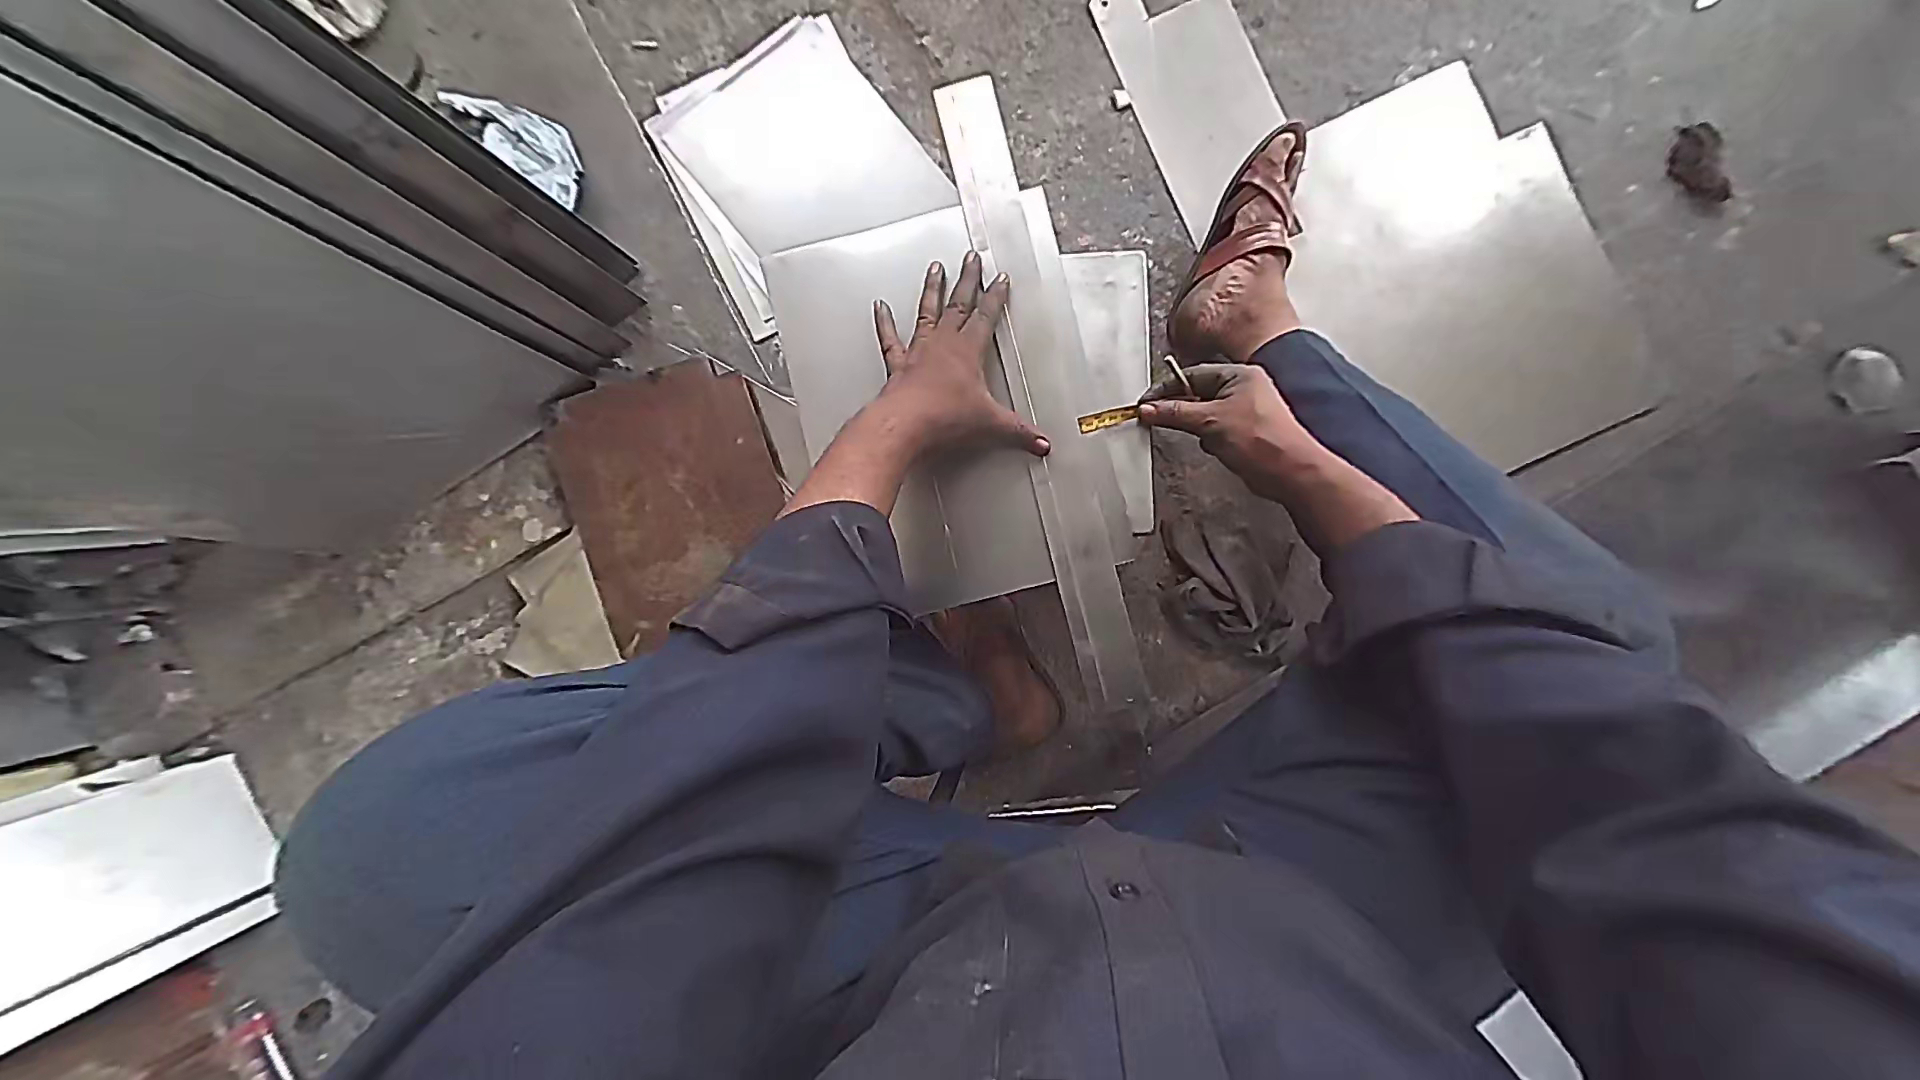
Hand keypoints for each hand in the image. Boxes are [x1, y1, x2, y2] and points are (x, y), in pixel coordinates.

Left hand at [777, 253, 1047, 518]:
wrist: (906, 425)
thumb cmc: (943, 418)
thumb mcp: (991, 424)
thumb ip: (1018, 432)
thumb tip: (1041, 444)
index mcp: (967, 351)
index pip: (986, 316)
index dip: (996, 297)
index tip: (1000, 279)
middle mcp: (942, 344)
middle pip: (958, 304)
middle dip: (967, 280)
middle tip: (971, 259)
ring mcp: (918, 352)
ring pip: (927, 312)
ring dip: (932, 290)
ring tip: (935, 269)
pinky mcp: (898, 366)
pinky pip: (890, 339)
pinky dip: (884, 323)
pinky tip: (880, 308)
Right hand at [1136, 363, 1322, 500]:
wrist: (1288, 470)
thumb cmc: (1262, 440)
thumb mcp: (1209, 421)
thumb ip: (1175, 413)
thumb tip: (1149, 408)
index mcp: (1239, 374)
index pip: (1190, 374)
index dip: (1166, 389)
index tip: (1147, 403)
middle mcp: (1242, 389)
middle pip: (1196, 394)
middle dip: (1181, 411)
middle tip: (1160, 419)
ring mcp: (1243, 410)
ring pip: (1203, 415)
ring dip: (1198, 428)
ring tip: (1207, 438)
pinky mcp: (1242, 432)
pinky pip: (1213, 430)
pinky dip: (1209, 440)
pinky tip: (1217, 447)